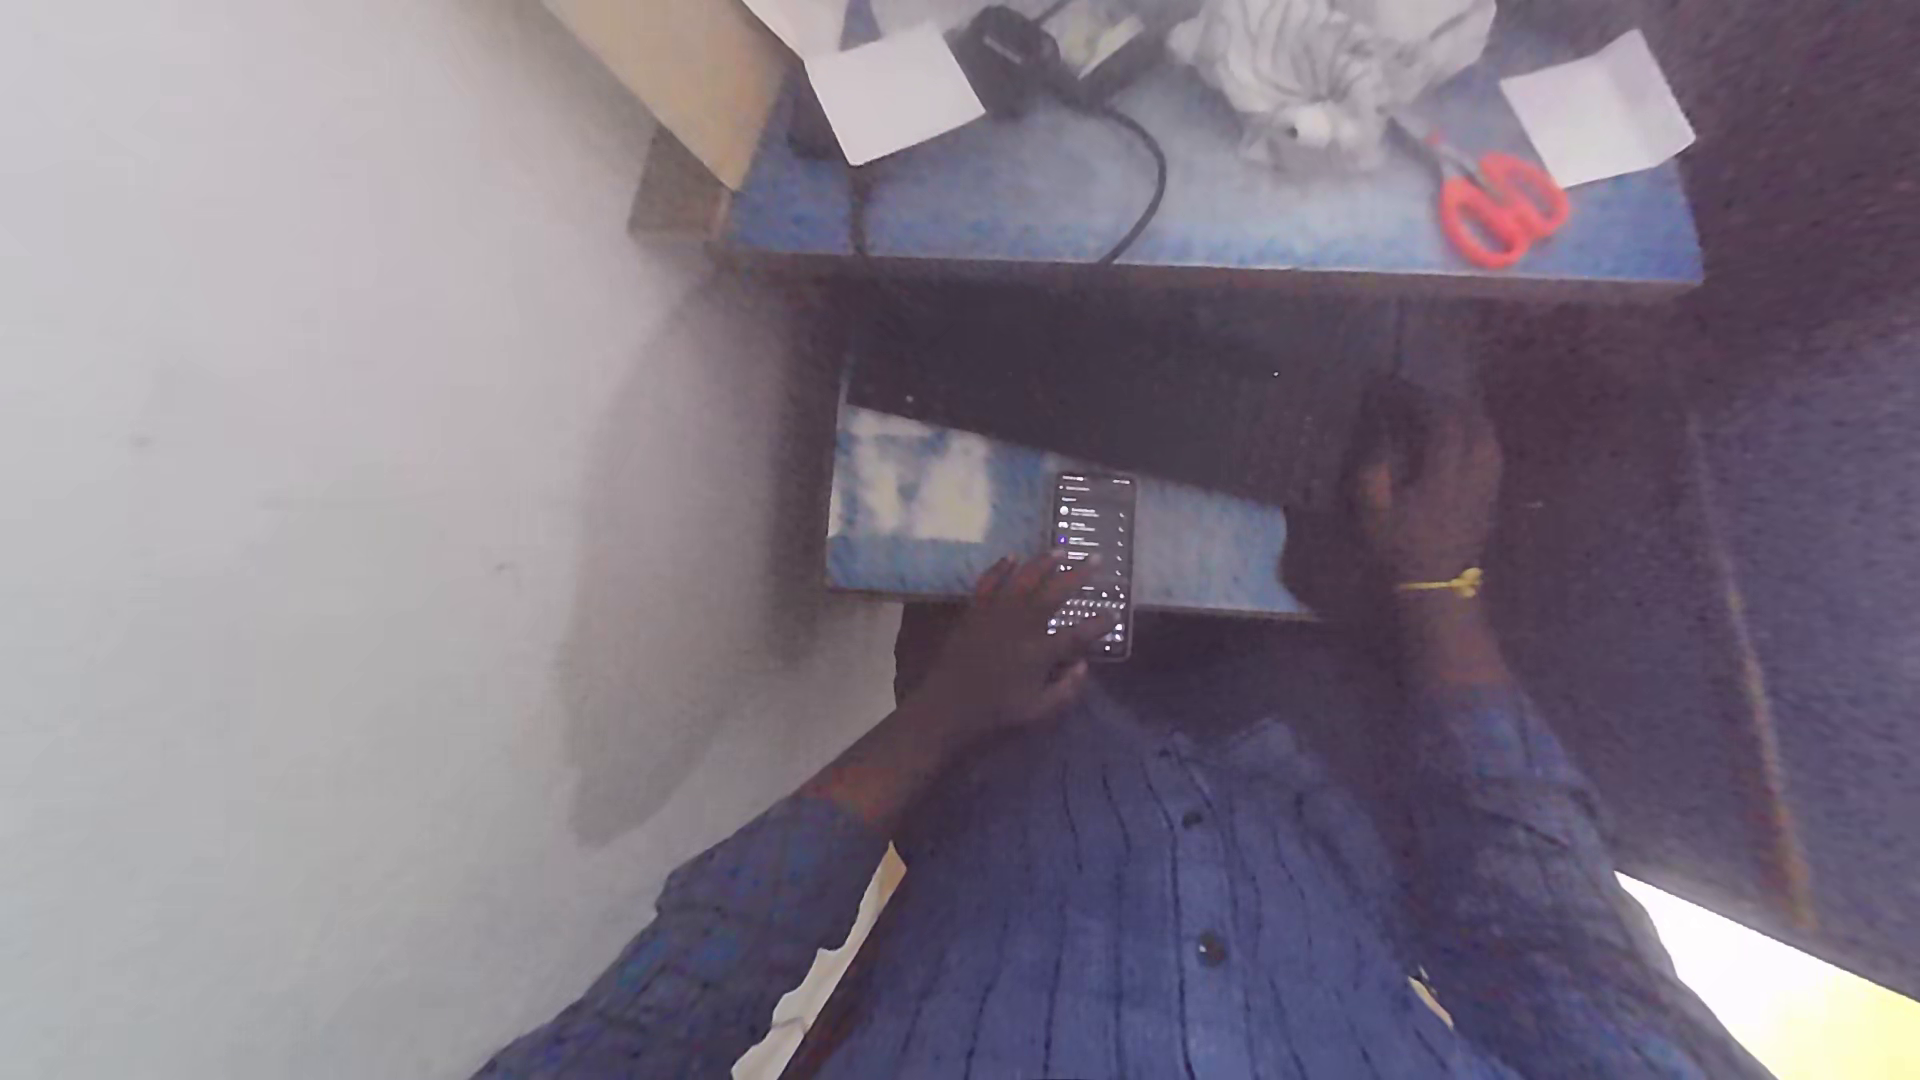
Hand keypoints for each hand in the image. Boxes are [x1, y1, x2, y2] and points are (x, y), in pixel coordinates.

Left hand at [904, 552, 1109, 749]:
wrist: (948, 705)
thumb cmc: (996, 711)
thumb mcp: (1038, 711)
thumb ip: (1066, 690)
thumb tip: (1084, 665)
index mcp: (1039, 652)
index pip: (1077, 634)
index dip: (1098, 624)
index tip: (1113, 613)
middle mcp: (1021, 625)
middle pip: (1054, 592)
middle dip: (1077, 575)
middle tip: (1095, 558)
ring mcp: (996, 613)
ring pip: (1024, 579)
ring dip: (1044, 562)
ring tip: (1061, 550)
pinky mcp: (975, 610)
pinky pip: (989, 581)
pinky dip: (1001, 567)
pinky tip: (1012, 556)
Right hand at [1356, 385, 1502, 585]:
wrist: (1435, 582)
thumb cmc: (1397, 546)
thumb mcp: (1372, 511)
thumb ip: (1373, 469)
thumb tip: (1376, 434)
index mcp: (1445, 472)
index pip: (1438, 419)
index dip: (1414, 397)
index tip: (1388, 387)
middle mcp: (1476, 469)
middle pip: (1469, 418)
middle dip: (1438, 400)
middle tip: (1408, 394)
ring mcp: (1489, 480)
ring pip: (1485, 430)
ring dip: (1458, 412)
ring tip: (1431, 408)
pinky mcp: (1492, 490)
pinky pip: (1489, 446)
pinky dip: (1471, 431)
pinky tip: (1454, 434)